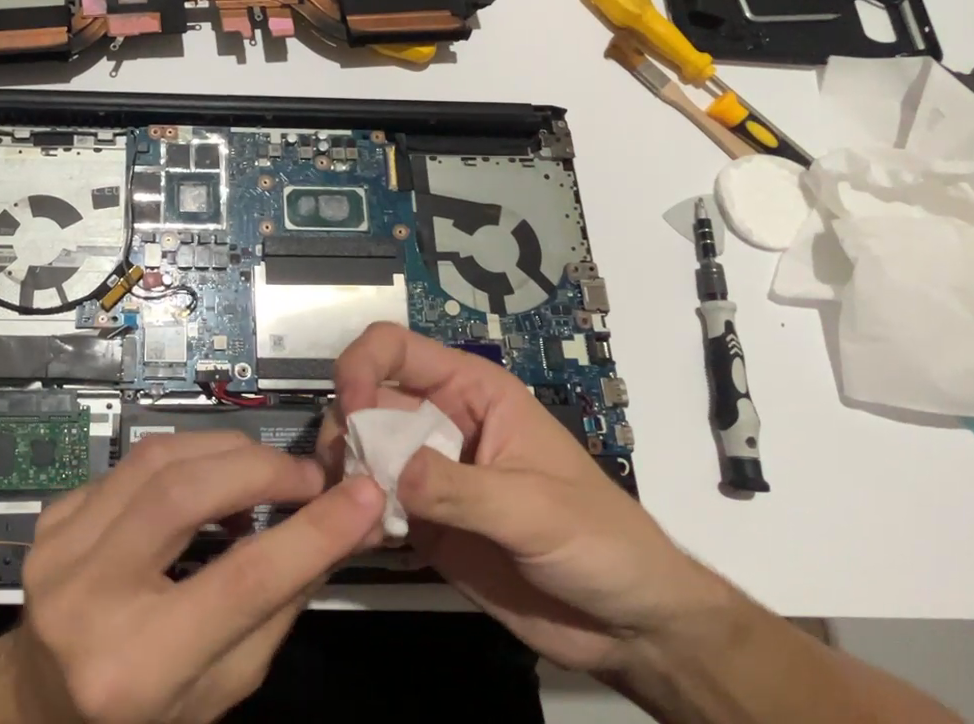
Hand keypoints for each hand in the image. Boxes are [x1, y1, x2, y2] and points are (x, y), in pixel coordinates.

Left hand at [0, 431, 385, 722]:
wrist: (42, 702)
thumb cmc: (145, 715)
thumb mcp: (226, 684)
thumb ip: (282, 602)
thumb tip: (347, 526)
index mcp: (136, 667)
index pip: (241, 582)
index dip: (311, 532)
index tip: (364, 494)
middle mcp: (84, 600)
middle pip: (183, 495)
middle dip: (261, 469)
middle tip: (309, 475)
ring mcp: (57, 550)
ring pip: (154, 460)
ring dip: (225, 451)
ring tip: (265, 473)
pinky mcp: (50, 519)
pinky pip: (130, 466)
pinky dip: (184, 461)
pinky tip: (209, 483)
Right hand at [322, 323, 730, 674]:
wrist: (628, 624)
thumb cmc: (600, 542)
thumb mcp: (534, 509)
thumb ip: (459, 489)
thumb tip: (388, 471)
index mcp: (473, 393)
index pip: (397, 349)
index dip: (363, 366)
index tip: (353, 411)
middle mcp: (440, 423)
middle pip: (366, 401)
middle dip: (348, 432)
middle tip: (350, 481)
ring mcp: (426, 474)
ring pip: (359, 452)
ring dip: (345, 477)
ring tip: (354, 516)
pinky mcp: (419, 522)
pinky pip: (368, 504)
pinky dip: (353, 516)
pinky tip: (361, 539)